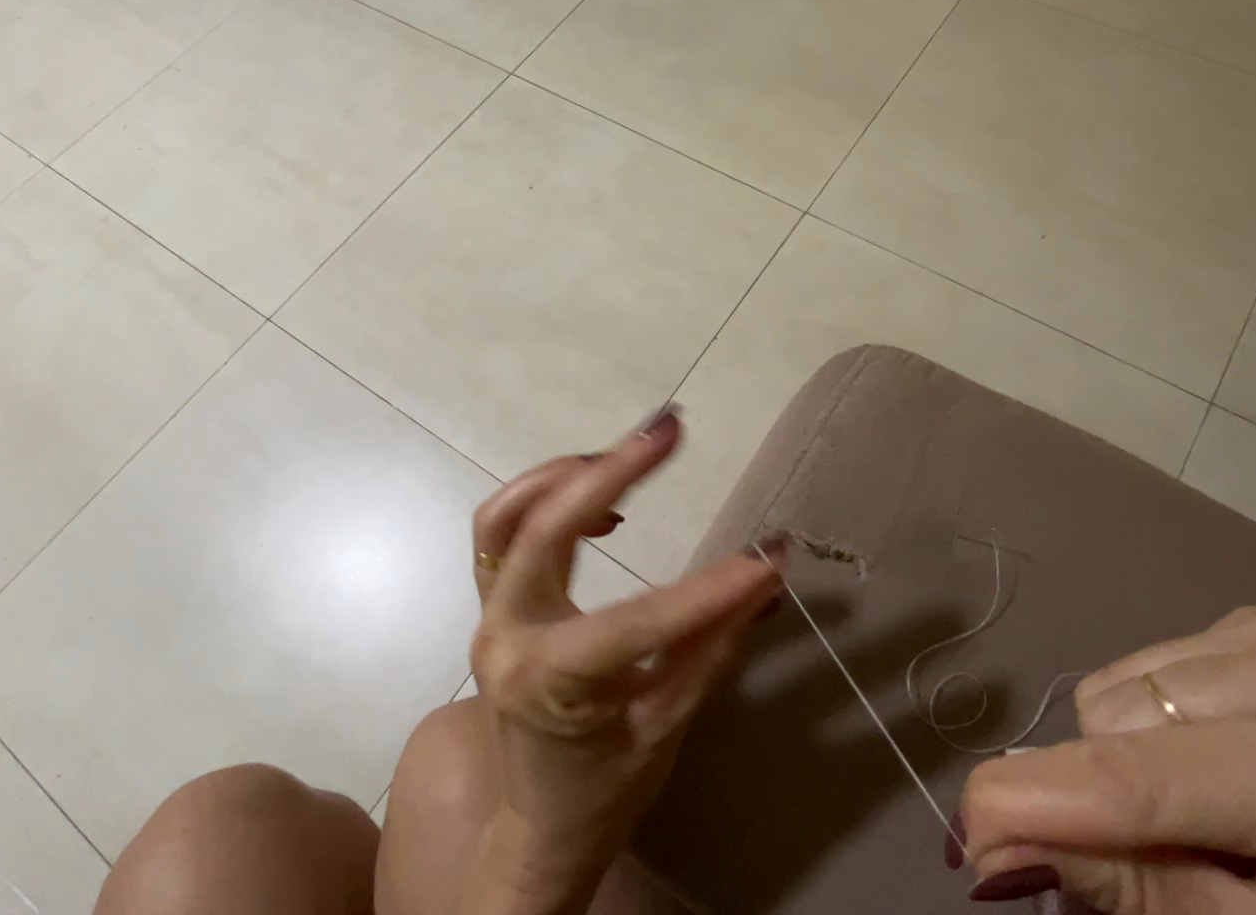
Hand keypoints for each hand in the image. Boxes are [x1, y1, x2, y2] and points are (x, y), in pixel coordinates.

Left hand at [463, 408, 779, 913]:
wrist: (538, 823)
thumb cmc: (606, 787)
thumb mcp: (667, 726)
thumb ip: (712, 646)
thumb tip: (766, 572)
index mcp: (548, 684)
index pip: (633, 622)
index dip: (706, 589)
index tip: (765, 556)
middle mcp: (505, 636)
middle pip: (539, 530)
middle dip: (608, 473)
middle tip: (667, 431)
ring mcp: (490, 614)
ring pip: (504, 516)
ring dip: (564, 474)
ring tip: (627, 454)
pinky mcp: (492, 603)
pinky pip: (501, 530)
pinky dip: (543, 496)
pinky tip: (600, 502)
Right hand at [954, 606, 1255, 913]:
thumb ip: (1126, 888)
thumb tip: (990, 845)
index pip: (1145, 777)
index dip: (1038, 801)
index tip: (971, 836)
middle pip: (1120, 718)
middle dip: (1116, 798)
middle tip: (1189, 861)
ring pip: (1125, 682)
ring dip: (1139, 753)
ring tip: (1226, 810)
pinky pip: (1157, 660)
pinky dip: (1167, 715)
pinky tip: (1236, 755)